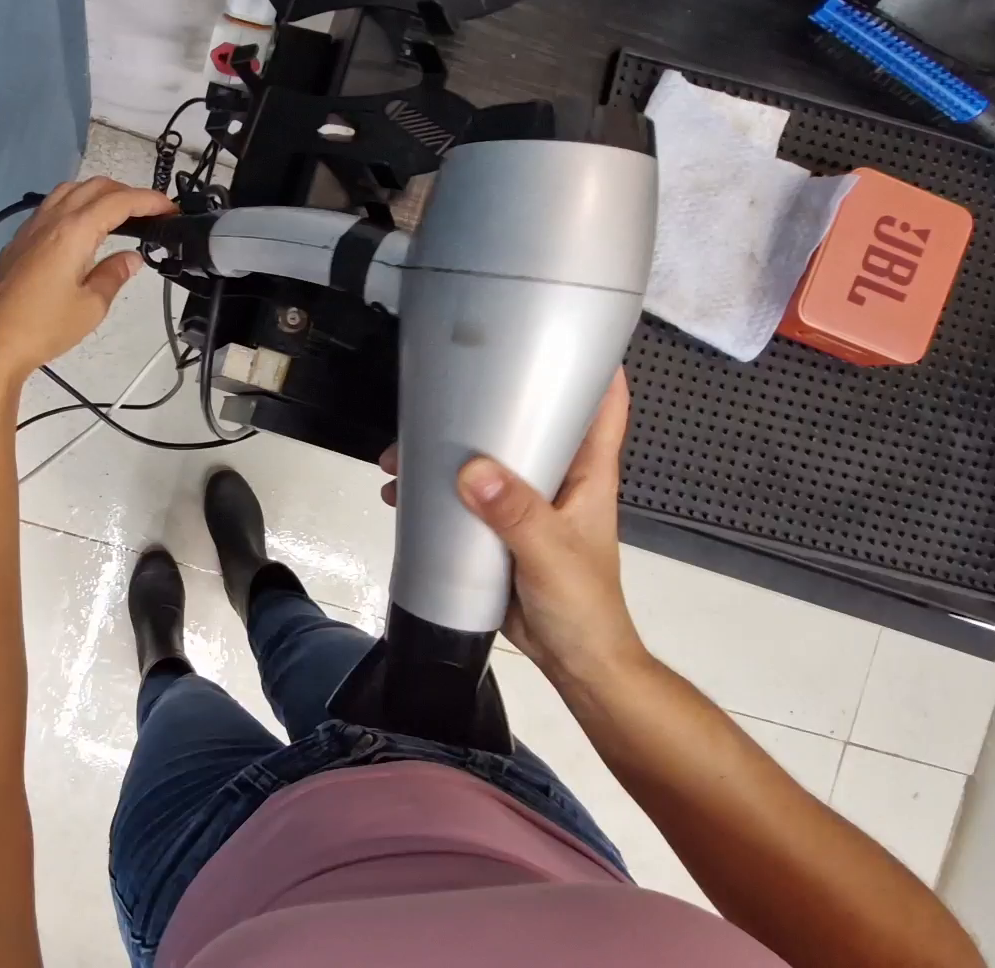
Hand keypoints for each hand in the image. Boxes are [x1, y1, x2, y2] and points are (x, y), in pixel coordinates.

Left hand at [0, 177, 175, 385]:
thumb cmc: (45, 328)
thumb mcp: (91, 306)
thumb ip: (114, 275)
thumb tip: (131, 258)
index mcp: (73, 232)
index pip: (118, 202)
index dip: (148, 201)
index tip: (169, 209)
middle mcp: (50, 220)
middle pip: (93, 187)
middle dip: (125, 193)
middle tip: (147, 214)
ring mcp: (30, 229)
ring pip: (68, 192)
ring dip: (97, 195)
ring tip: (117, 217)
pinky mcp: (18, 243)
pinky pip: (50, 208)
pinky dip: (74, 207)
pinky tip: (82, 231)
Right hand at [378, 370, 649, 685]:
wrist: (572, 661)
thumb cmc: (581, 604)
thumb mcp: (551, 555)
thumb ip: (515, 514)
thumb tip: (469, 470)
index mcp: (585, 474)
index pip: (598, 406)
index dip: (587, 364)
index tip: (551, 332)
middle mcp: (554, 480)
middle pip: (520, 426)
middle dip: (477, 410)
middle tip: (431, 399)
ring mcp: (521, 505)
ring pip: (480, 463)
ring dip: (440, 454)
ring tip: (396, 455)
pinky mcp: (494, 531)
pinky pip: (459, 499)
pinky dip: (428, 493)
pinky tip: (398, 494)